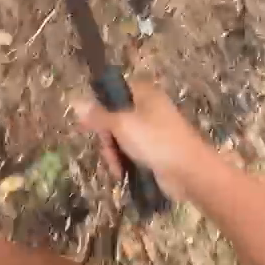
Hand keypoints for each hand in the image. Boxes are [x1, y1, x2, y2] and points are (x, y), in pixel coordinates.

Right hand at [75, 81, 221, 199]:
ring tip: (117, 168)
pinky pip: (132, 151)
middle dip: (106, 137)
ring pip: (121, 136)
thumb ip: (98, 115)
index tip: (88, 123)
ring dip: (114, 152)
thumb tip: (75, 100)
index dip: (98, 105)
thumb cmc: (156, 140)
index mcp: (144, 93)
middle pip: (114, 116)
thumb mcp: (121, 125)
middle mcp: (148, 108)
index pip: (113, 91)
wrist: (190, 172)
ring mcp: (153, 129)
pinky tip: (123, 173)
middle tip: (108, 150)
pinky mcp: (156, 150)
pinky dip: (125, 160)